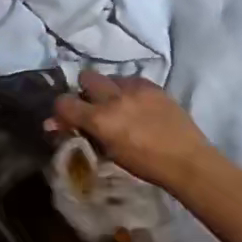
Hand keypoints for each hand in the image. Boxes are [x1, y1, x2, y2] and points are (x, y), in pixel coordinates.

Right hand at [51, 72, 222, 192]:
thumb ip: (84, 133)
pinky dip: (129, 89)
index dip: (62, 109)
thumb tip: (54, 125)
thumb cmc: (145, 164)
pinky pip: (131, 79)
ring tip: (119, 104)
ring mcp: (135, 88)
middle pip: (86, 77)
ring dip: (109, 88)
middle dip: (86, 90)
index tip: (68, 116)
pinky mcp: (153, 85)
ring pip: (110, 76)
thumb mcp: (108, 152)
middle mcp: (114, 98)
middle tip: (94, 105)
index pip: (64, 102)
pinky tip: (137, 103)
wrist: (187, 160)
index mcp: (100, 119)